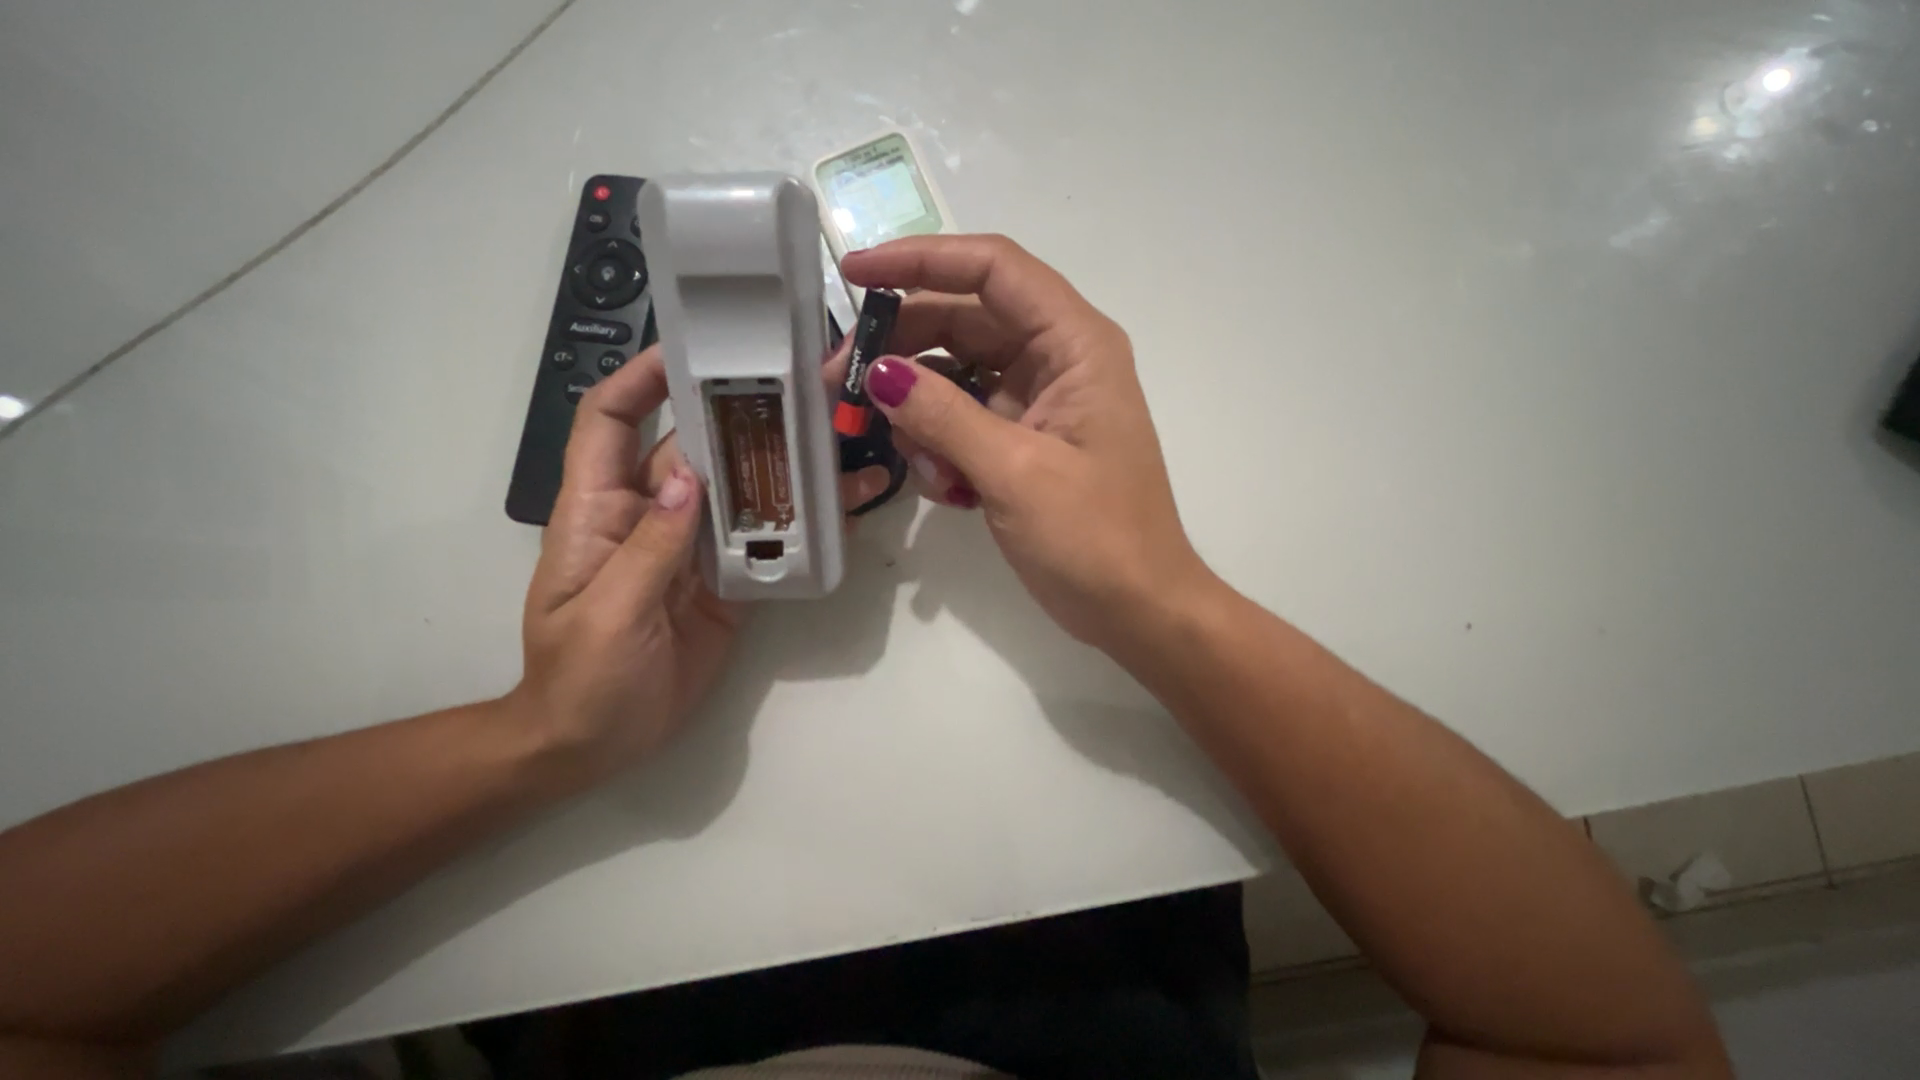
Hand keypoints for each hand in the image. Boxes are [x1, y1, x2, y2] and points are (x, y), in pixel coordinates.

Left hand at [507, 346, 889, 782]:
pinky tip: (845, 505)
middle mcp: (650, 514)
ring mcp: (694, 548)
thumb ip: (651, 546)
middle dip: (744, 411)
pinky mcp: (728, 582)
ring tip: (843, 434)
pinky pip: (767, 541)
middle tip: (806, 380)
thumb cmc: (580, 678)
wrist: (593, 744)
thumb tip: (691, 475)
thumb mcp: (608, 612)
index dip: (643, 377)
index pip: (609, 420)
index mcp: (599, 510)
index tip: (696, 350)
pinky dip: (804, 523)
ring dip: (786, 463)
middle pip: (695, 446)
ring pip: (741, 488)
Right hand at [841, 235, 1212, 653]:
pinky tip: (941, 485)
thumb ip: (943, 415)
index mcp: (1074, 344)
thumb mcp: (1014, 473)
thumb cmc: (1094, 538)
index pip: (993, 270)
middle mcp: (1057, 358)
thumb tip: (880, 373)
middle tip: (838, 381)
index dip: (921, 260)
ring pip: (956, 372)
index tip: (853, 273)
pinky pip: (964, 418)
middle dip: (900, 346)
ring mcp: (1039, 401)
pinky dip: (939, 441)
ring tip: (894, 449)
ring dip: (917, 405)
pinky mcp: (1023, 440)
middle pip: (963, 318)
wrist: (1137, 608)